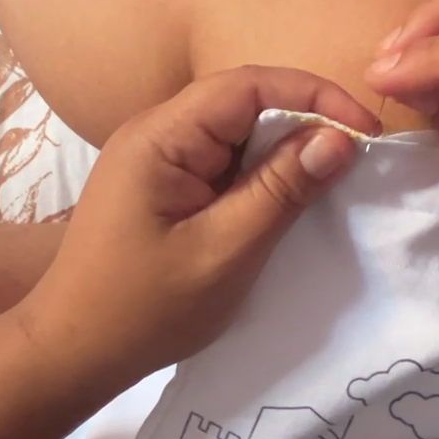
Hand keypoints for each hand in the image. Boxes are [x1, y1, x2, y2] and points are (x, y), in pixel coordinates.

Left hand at [14, 66, 376, 388]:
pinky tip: (285, 199)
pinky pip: (221, 163)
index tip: (365, 133)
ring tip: (329, 180)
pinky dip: (260, 176)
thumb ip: (281, 190)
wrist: (73, 352)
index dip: (314, 96)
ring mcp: (156, 159)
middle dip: (304, 122)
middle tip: (355, 160)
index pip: (248, 85)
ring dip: (283, 151)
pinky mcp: (162, 185)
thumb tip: (339, 138)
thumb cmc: (145, 309)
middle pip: (242, 102)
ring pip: (235, 133)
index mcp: (161, 136)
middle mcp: (155, 133)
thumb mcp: (224, 251)